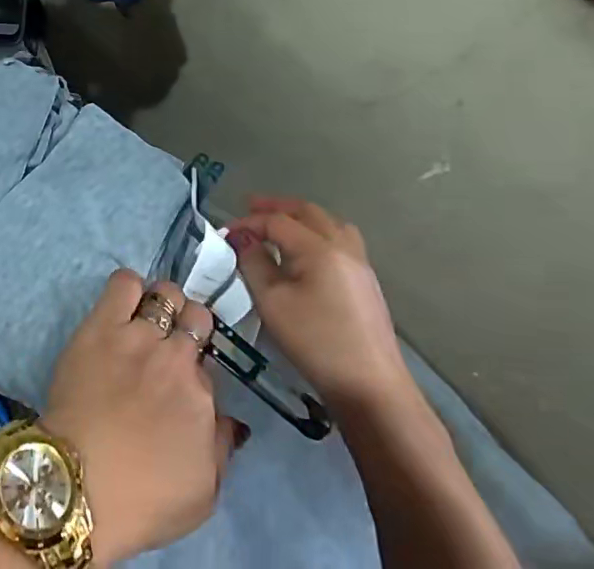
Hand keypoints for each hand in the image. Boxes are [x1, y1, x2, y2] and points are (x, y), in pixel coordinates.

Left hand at [44, 270, 243, 561]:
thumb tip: (226, 419)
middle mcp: (175, 360)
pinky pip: (121, 285)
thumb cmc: (146, 496)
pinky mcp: (99, 327)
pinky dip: (128, 286)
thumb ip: (220, 447)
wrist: (83, 480)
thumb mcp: (205, 489)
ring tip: (148, 316)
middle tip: (170, 338)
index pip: (210, 363)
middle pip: (195, 318)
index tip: (184, 373)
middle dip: (189, 323)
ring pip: (163, 294)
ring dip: (161, 301)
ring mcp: (136, 338)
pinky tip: (124, 300)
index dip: (197, 367)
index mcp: (204, 397)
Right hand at [226, 196, 413, 411]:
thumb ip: (253, 262)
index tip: (224, 234)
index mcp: (320, 250)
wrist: (370, 386)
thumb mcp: (271, 300)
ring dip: (301, 218)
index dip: (247, 222)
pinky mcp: (365, 284)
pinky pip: (340, 242)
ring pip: (330, 225)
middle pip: (309, 213)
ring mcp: (360, 267)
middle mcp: (345, 250)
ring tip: (278, 226)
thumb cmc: (314, 340)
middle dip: (277, 207)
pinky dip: (317, 234)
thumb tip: (242, 239)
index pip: (277, 221)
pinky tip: (302, 252)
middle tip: (250, 207)